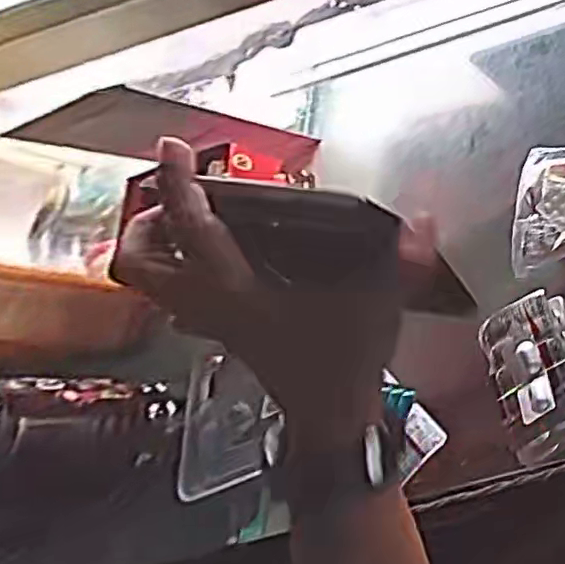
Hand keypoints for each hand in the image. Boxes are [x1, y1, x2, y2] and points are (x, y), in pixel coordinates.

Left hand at [112, 138, 429, 447]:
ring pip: (147, 283)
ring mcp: (210, 322)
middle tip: (180, 199)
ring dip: (158, 247)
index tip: (174, 150)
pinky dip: (185, 271)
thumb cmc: (344, 360)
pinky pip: (179, 294)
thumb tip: (426, 221)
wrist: (331, 413)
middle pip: (138, 263)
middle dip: (149, 223)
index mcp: (238, 290)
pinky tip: (226, 262)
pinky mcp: (224, 332)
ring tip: (192, 223)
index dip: (180, 185)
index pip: (193, 230)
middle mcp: (210, 305)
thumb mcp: (380, 302)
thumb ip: (404, 260)